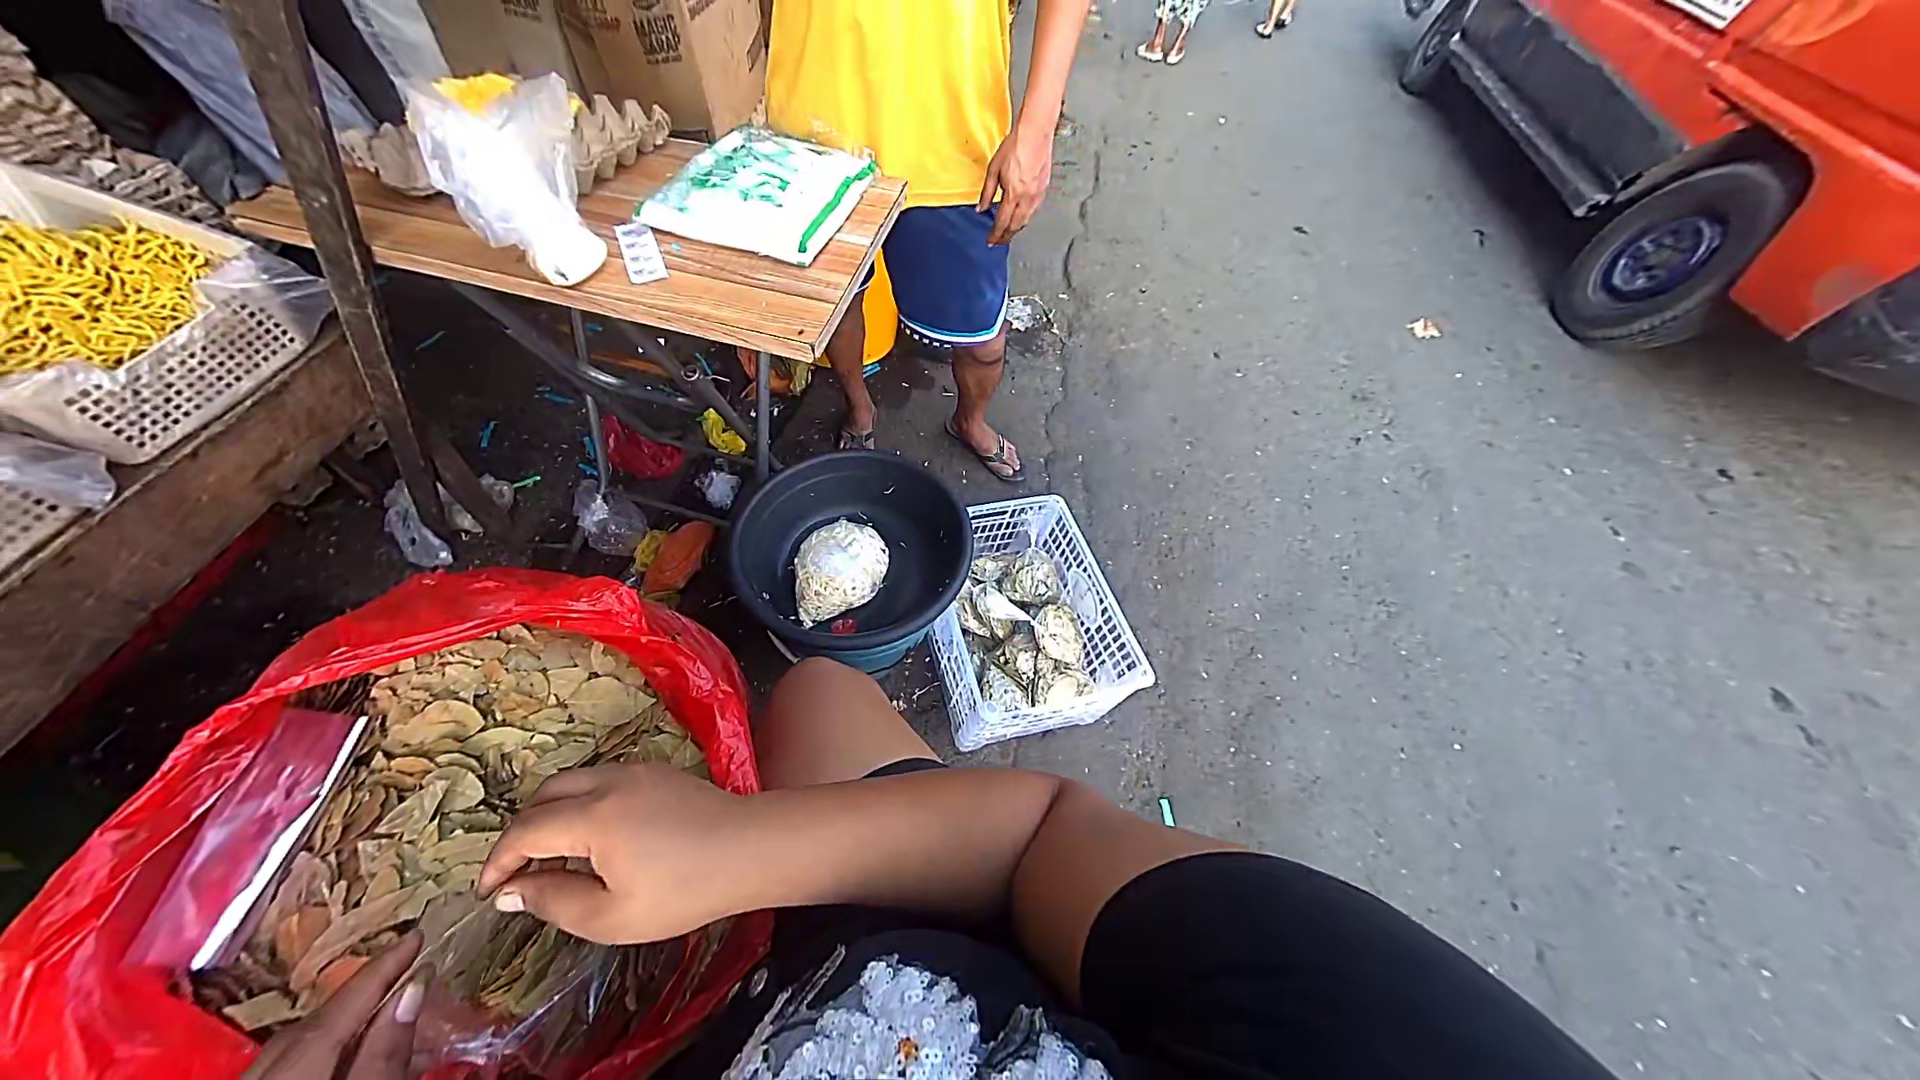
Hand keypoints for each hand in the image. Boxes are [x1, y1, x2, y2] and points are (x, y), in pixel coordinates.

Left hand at [242, 934, 423, 1079]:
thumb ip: (383, 1052)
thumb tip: (416, 983)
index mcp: (286, 1071)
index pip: (337, 1008)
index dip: (381, 968)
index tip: (418, 935)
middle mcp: (252, 1075)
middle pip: (309, 1026)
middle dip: (360, 995)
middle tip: (409, 969)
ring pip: (290, 1046)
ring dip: (341, 1021)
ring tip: (386, 1008)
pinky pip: (278, 1066)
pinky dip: (316, 1048)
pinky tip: (347, 1048)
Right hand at [477, 763, 752, 944]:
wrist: (750, 848)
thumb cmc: (682, 889)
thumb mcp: (609, 915)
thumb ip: (552, 899)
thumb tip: (512, 889)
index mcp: (594, 815)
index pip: (526, 829)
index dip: (498, 861)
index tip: (489, 891)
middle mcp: (613, 781)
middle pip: (547, 793)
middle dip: (523, 830)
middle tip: (520, 872)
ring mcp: (641, 770)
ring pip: (578, 780)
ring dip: (555, 812)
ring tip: (559, 858)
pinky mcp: (661, 772)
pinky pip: (607, 779)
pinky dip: (586, 802)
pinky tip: (599, 838)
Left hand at [978, 117, 1054, 245]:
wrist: (1035, 133)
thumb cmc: (1015, 146)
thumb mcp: (994, 169)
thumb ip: (987, 192)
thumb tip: (981, 208)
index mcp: (1014, 194)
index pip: (1002, 222)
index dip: (995, 234)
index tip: (990, 241)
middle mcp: (1027, 198)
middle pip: (1015, 226)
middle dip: (1006, 236)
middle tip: (999, 241)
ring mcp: (1037, 195)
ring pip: (1026, 220)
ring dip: (1016, 229)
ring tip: (1008, 233)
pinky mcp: (1044, 189)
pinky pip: (1033, 210)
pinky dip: (1025, 218)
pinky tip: (1020, 217)